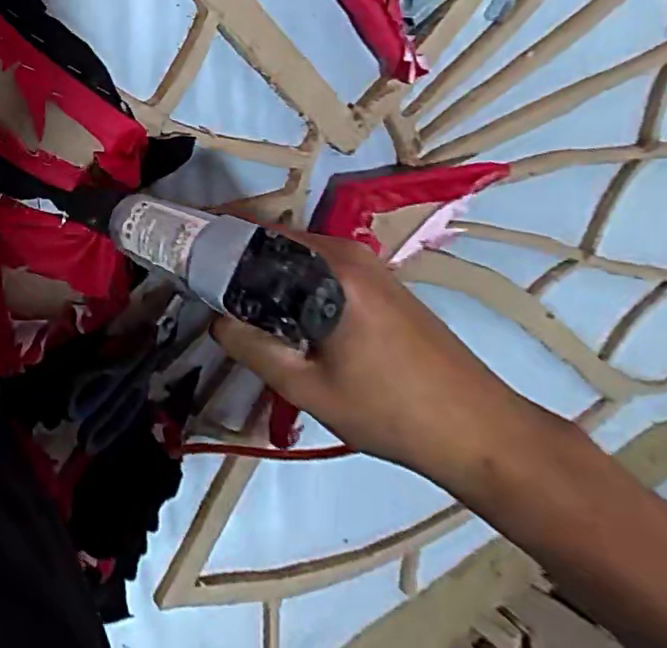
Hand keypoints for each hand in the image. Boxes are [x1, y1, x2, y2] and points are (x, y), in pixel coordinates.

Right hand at [211, 228, 536, 479]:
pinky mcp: (381, 283)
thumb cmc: (390, 410)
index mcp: (331, 267)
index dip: (217, 240)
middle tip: (203, 282)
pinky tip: (282, 313)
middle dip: (237, 256)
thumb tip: (217, 318)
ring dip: (266, 270)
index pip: (257, 234)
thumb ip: (251, 346)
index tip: (187, 255)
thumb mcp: (306, 387)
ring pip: (299, 255)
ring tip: (234, 300)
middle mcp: (350, 252)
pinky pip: (322, 268)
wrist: (479, 432)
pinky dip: (293, 280)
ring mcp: (370, 266)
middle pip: (277, 240)